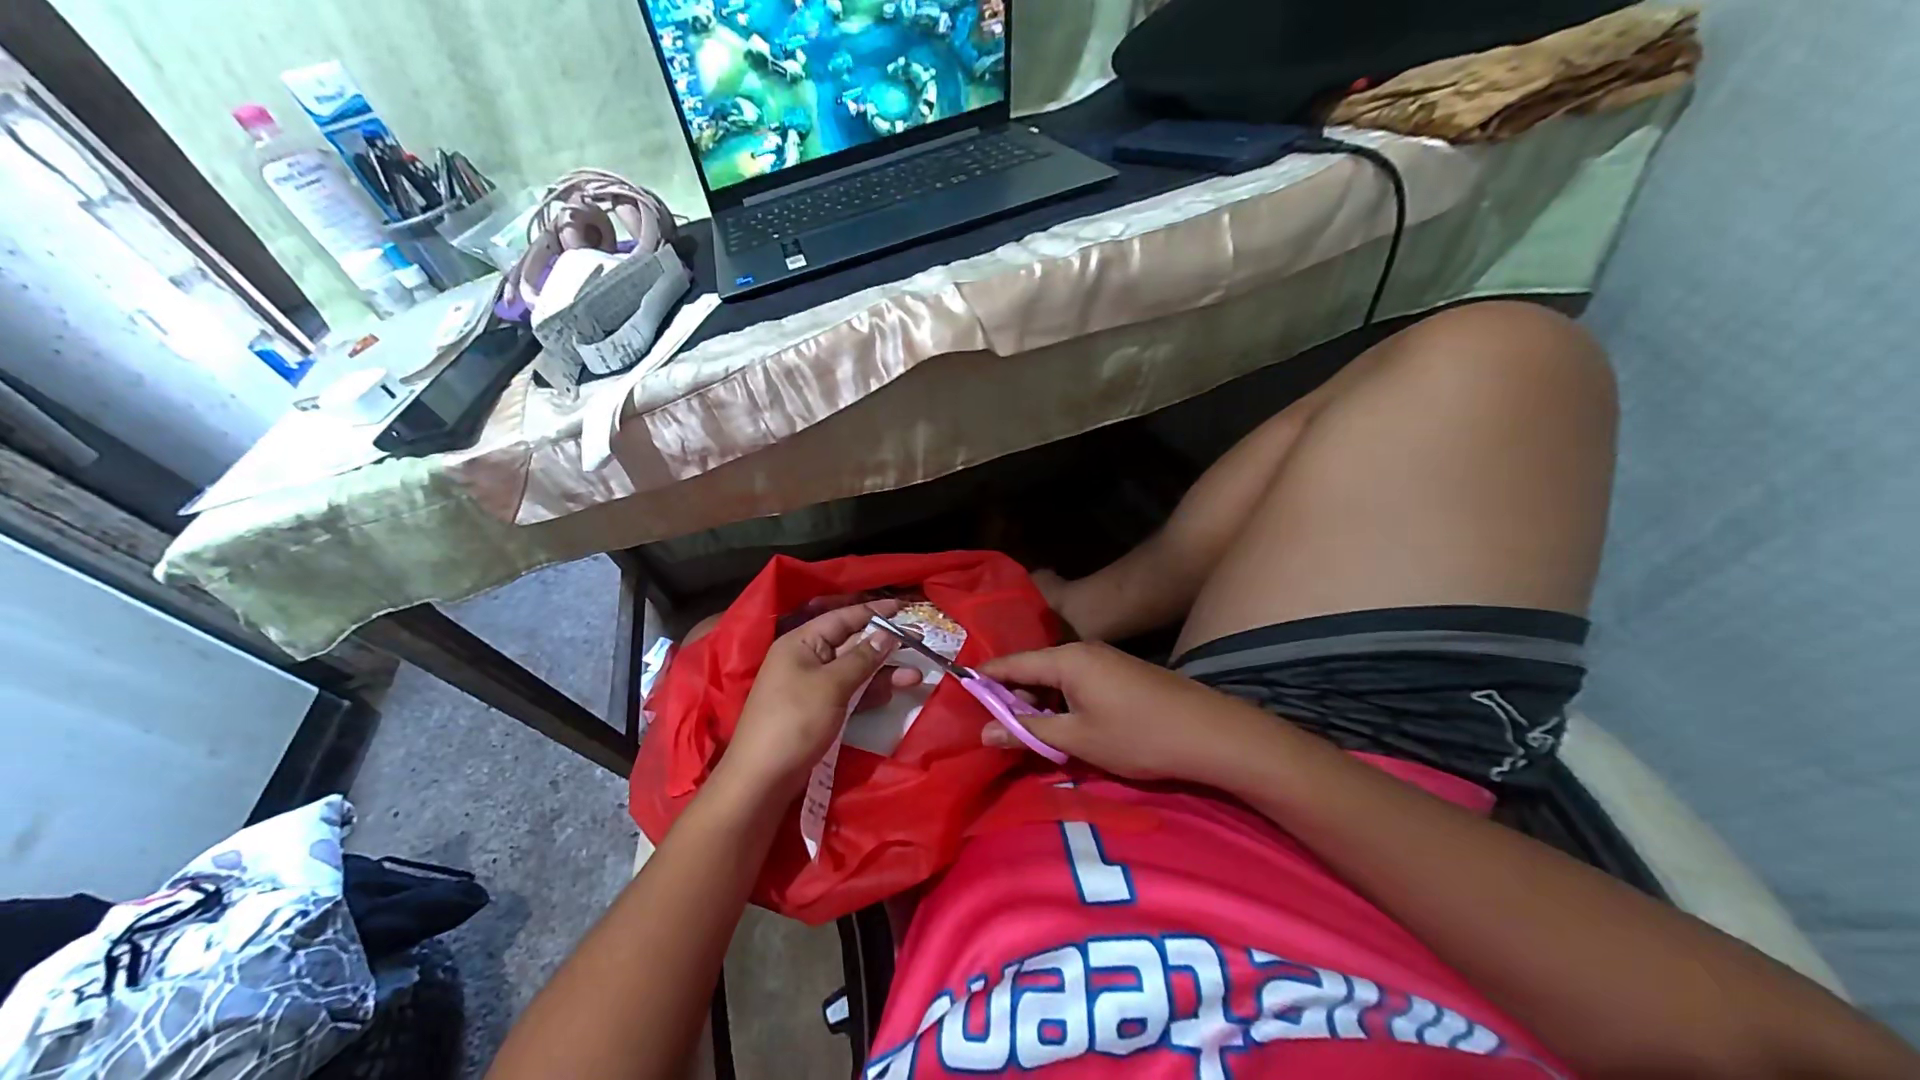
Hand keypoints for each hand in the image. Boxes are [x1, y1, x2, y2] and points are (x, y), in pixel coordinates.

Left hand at [718, 600, 910, 800]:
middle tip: (919, 642)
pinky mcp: (819, 709)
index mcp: (801, 643)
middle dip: (884, 644)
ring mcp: (813, 686)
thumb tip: (887, 635)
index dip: (874, 612)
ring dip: (883, 672)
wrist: (762, 778)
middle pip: (851, 643)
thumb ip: (862, 658)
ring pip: (855, 670)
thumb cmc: (795, 721)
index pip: (842, 618)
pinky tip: (891, 693)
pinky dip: (870, 692)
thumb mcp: (832, 685)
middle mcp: (806, 658)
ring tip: (915, 677)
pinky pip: (850, 692)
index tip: (903, 608)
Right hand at [976, 642, 1267, 784]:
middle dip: (1011, 695)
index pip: (1012, 663)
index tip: (960, 690)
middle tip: (992, 724)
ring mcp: (1105, 659)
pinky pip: (1077, 681)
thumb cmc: (1138, 736)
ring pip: (1056, 677)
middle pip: (1033, 668)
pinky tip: (1061, 724)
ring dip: (1038, 701)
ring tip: (1024, 730)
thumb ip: (1029, 731)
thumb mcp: (1077, 738)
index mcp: (1066, 659)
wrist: (1211, 733)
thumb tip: (984, 731)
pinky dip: (1061, 700)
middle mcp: (1083, 650)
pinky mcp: (1121, 672)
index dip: (984, 678)